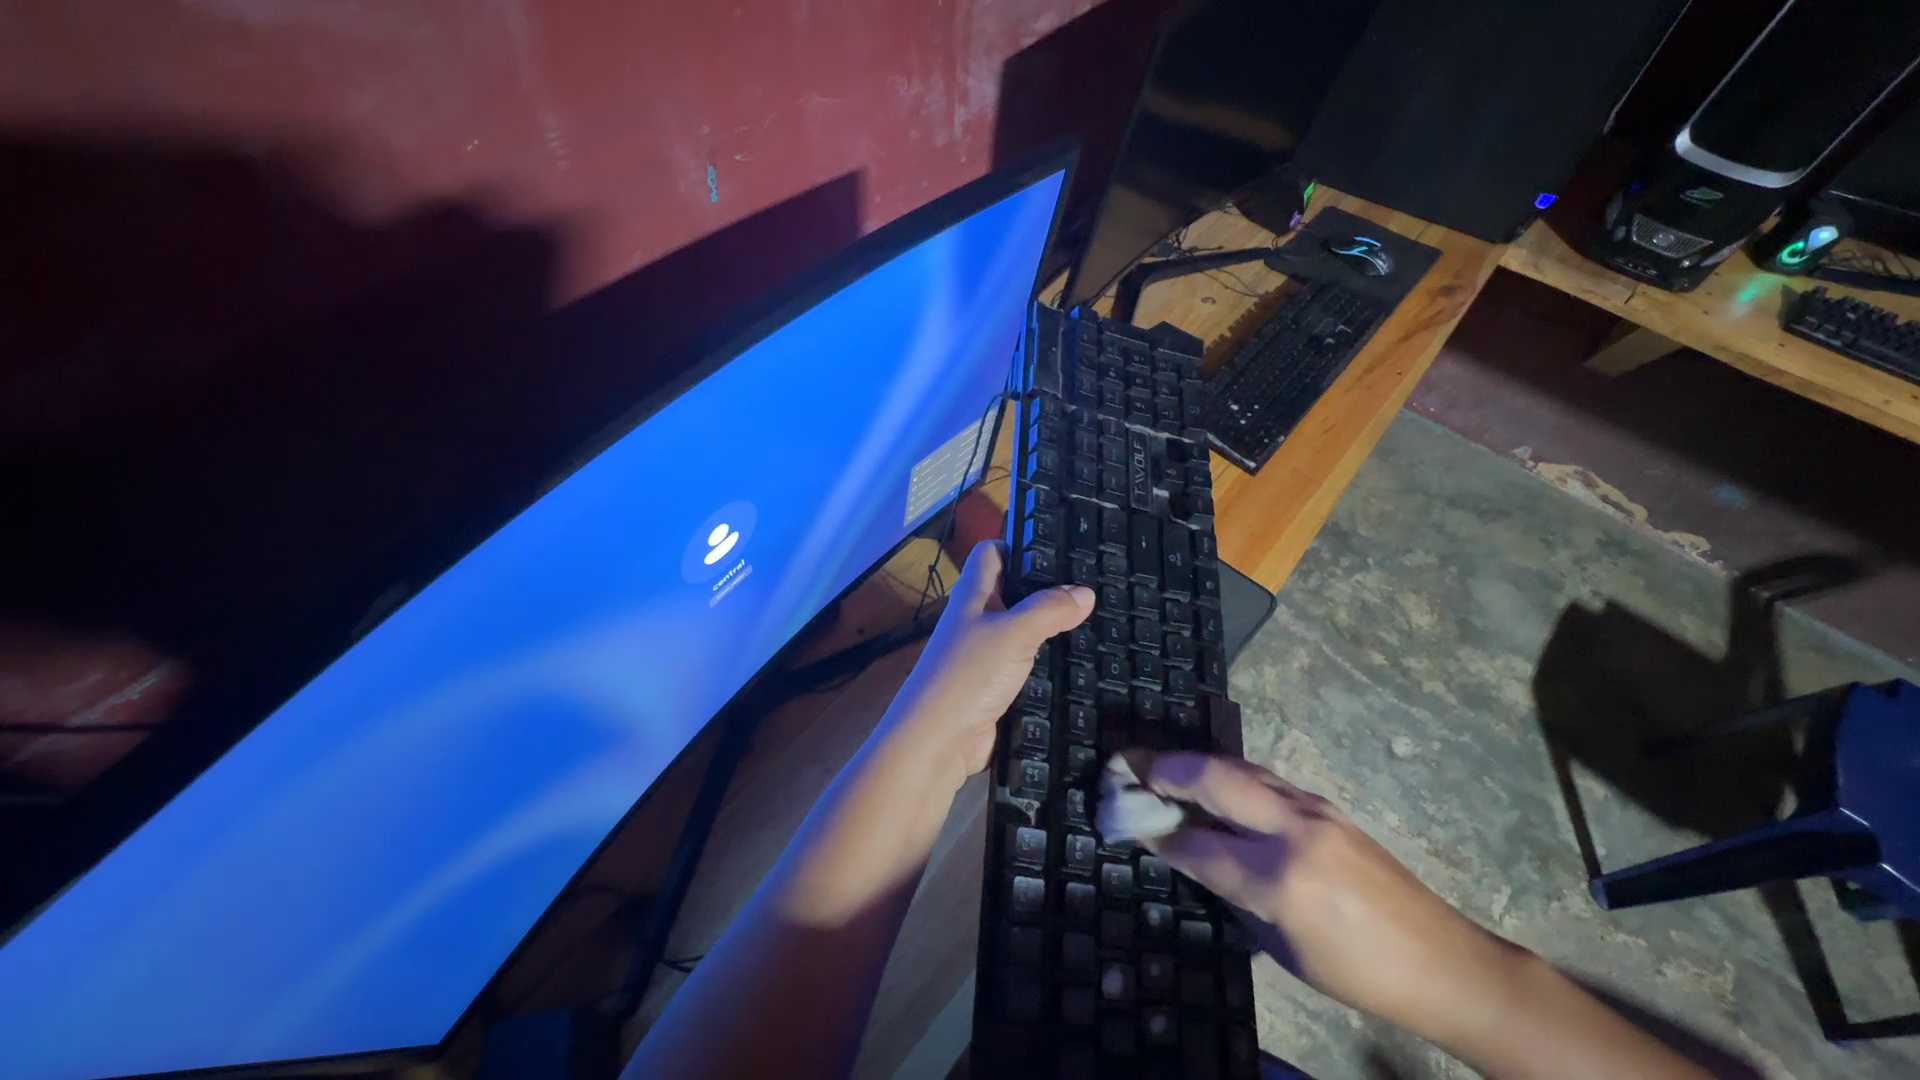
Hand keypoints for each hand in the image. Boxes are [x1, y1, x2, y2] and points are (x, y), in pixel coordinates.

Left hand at [879, 540, 1092, 794]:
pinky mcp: (996, 689)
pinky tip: (1081, 668)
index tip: (1059, 547)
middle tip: (1094, 587)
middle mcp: (977, 621)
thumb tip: (1084, 592)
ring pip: (1024, 633)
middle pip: (1013, 593)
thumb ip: (1049, 609)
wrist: (938, 741)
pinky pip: (1027, 668)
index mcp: (973, 595)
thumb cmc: (969, 674)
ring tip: (1099, 625)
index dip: (1019, 544)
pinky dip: (1050, 667)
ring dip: (1053, 631)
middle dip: (1048, 590)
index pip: (992, 553)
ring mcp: (985, 657)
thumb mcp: (1014, 632)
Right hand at [1139, 754, 1529, 1041]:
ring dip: (1193, 763)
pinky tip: (1209, 781)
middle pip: (1213, 778)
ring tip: (1157, 766)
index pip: (1197, 842)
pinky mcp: (1326, 804)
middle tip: (1125, 766)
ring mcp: (1313, 808)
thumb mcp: (1279, 946)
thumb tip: (1185, 854)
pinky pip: (1263, 777)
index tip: (1122, 818)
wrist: (1441, 959)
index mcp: (1279, 880)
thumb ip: (1228, 892)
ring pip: (1238, 767)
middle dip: (1162, 769)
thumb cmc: (1356, 972)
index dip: (1155, 831)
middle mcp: (1293, 830)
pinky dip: (1226, 774)